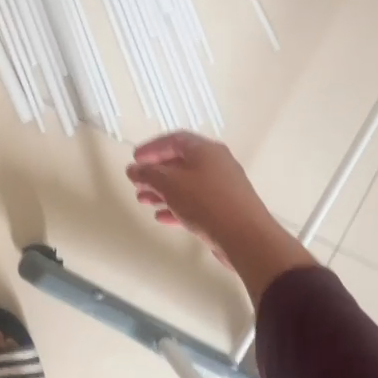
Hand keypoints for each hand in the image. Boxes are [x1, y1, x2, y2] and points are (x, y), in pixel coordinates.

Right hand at [125, 132, 314, 303]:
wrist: (245, 237)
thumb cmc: (205, 202)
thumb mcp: (170, 185)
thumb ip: (148, 174)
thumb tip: (133, 169)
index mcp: (206, 150)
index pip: (175, 140)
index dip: (152, 148)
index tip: (134, 159)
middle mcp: (216, 164)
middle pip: (180, 162)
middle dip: (156, 172)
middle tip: (137, 182)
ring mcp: (222, 187)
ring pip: (186, 184)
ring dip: (163, 191)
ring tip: (143, 201)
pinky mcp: (224, 208)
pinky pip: (195, 202)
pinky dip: (177, 206)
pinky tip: (161, 217)